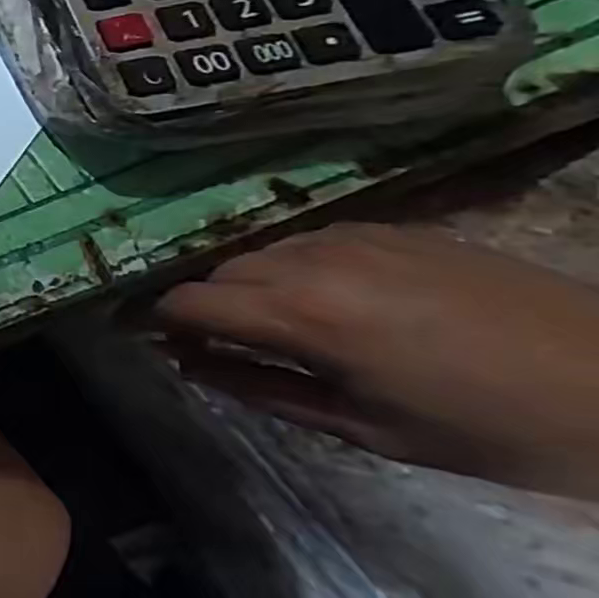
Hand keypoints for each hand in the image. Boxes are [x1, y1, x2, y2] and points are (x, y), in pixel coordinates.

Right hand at [155, 223, 598, 498]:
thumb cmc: (494, 426)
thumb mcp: (373, 431)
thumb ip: (265, 393)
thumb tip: (192, 367)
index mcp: (301, 315)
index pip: (188, 303)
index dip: (162, 322)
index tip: (161, 342)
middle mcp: (306, 261)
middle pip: (216, 274)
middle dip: (209, 308)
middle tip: (226, 343)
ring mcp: (344, 236)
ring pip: (256, 254)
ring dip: (250, 286)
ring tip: (286, 322)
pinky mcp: (380, 226)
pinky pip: (303, 242)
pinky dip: (294, 268)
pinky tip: (335, 298)